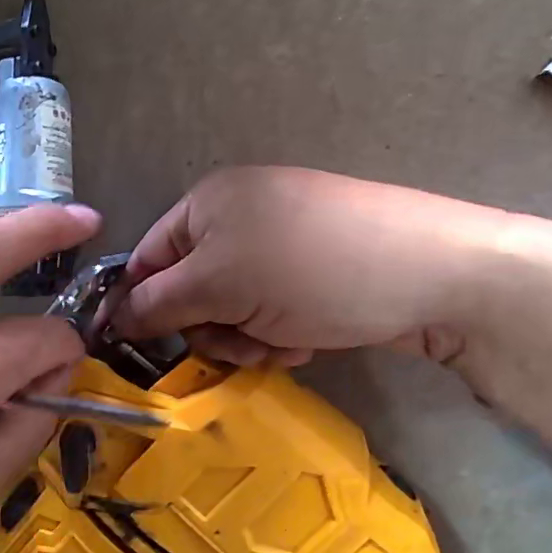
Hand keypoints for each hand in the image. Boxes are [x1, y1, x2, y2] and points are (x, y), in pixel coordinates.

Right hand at [111, 167, 511, 367]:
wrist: (440, 275)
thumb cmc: (311, 270)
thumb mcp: (220, 286)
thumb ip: (156, 304)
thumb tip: (111, 318)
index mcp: (207, 203)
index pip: (147, 258)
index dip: (139, 305)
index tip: (139, 350)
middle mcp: (238, 216)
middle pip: (188, 289)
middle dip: (208, 326)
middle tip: (237, 343)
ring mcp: (278, 243)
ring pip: (228, 308)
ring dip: (245, 337)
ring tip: (281, 343)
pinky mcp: (311, 270)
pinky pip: (267, 310)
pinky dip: (277, 332)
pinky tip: (308, 338)